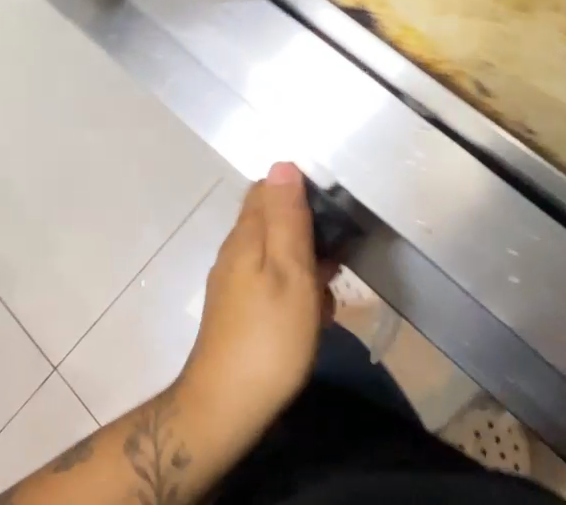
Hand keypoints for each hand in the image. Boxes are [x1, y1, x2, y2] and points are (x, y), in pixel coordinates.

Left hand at [177, 162, 332, 441]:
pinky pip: (274, 285)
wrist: (228, 402)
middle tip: (337, 266)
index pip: (267, 190)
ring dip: (309, 270)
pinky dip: (298, 295)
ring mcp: (235, 282)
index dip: (300, 192)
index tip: (333, 213)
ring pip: (278, 257)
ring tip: (327, 301)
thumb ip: (287, 218)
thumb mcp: (289, 271)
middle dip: (311, 237)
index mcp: (245, 235)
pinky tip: (313, 321)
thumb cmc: (269, 336)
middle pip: (274, 223)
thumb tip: (282, 163)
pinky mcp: (240, 310)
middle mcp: (235, 251)